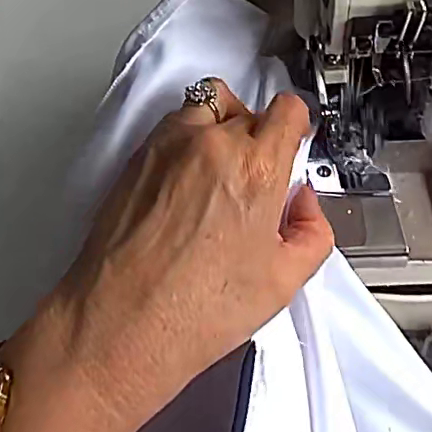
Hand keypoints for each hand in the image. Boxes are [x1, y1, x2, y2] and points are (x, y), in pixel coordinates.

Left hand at [0, 78, 332, 431]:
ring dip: (221, 126)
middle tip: (254, 175)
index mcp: (256, 169)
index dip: (295, 126)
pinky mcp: (139, 156)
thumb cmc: (191, 311)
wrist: (118, 327)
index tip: (290, 143)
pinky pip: (174, 125)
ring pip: (208, 105)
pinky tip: (188, 183)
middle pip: (249, 107)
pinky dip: (188, 138)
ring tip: (219, 171)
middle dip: (258, 135)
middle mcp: (213, 146)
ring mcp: (171, 146)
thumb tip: (303, 205)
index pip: (288, 109)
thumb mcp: (284, 281)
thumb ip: (313, 230)